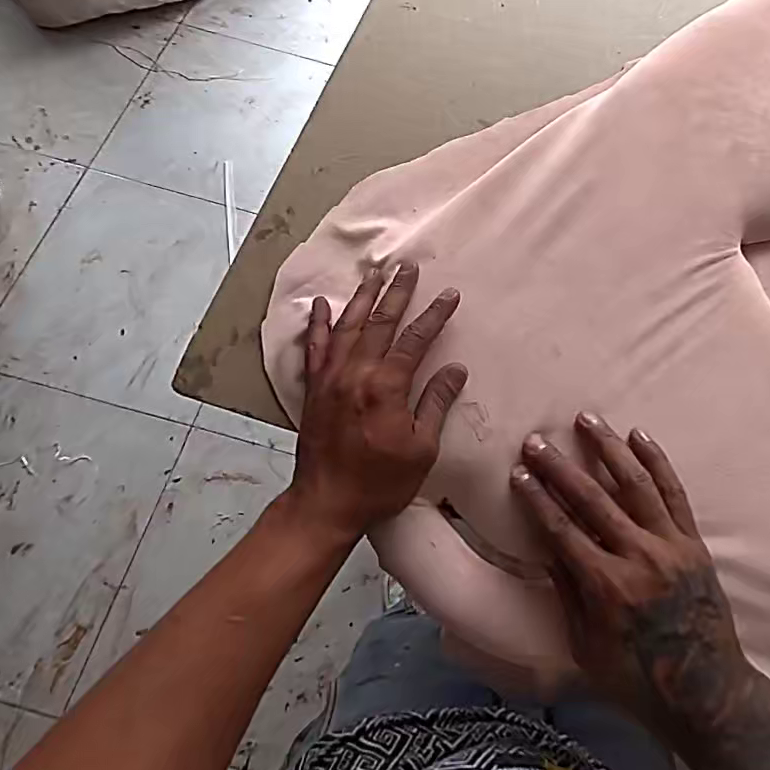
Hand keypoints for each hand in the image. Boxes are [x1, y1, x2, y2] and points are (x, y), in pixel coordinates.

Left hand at [287, 262, 467, 544]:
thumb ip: (435, 403)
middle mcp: (355, 374)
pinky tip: (322, 305)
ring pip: (347, 327)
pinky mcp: (313, 389)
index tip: (449, 295)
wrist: (326, 502)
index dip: (434, 315)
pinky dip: (318, 324)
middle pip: (379, 323)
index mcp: (385, 387)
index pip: (415, 340)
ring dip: (362, 298)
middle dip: (396, 292)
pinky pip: (315, 348)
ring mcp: (330, 379)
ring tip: (373, 274)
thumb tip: (455, 370)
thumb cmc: (379, 482)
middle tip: (407, 267)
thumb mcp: (421, 449)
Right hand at [514, 417, 769, 769]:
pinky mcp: (694, 544)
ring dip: (607, 448)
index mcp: (606, 588)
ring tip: (586, 418)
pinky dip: (657, 461)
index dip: (536, 498)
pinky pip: (674, 493)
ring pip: (634, 484)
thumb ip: (567, 592)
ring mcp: (671, 547)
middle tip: (535, 441)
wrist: (710, 697)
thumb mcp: (585, 646)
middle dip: (558, 467)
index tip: (518, 473)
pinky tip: (639, 435)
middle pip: (591, 499)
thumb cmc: (637, 679)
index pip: (561, 529)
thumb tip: (546, 545)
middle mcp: (639, 559)